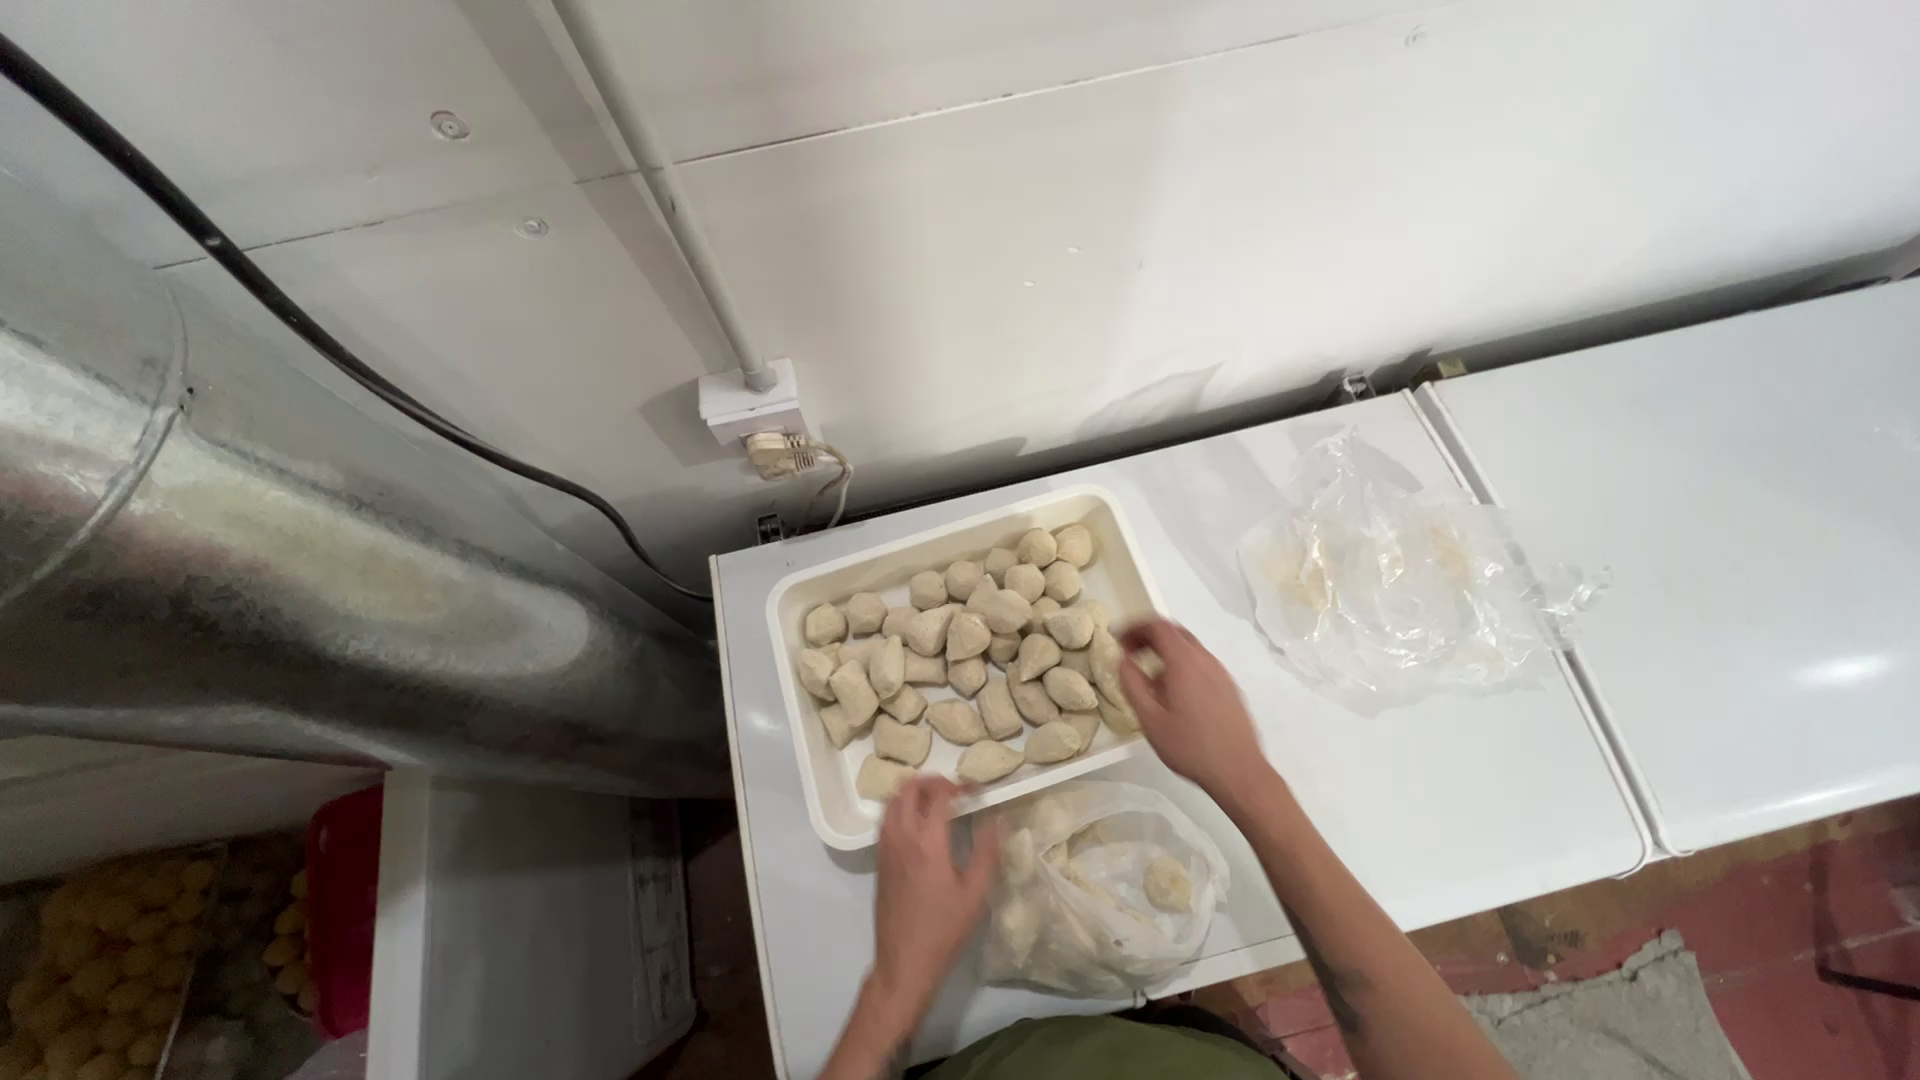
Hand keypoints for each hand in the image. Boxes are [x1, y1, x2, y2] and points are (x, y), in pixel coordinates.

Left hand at [870, 776, 999, 1012]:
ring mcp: (885, 847)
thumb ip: (987, 852)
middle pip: (908, 788)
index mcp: (927, 842)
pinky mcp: (879, 859)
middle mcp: (901, 837)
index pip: (939, 795)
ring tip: (937, 802)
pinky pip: (886, 819)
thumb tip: (995, 820)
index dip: (959, 786)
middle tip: (954, 792)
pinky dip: (901, 808)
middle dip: (932, 781)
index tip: (977, 791)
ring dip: (913, 792)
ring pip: (892, 800)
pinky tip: (919, 825)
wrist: (904, 962)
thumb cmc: (944, 930)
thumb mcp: (975, 894)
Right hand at [1118, 617, 1270, 797]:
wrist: (1239, 771)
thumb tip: (1123, 660)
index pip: (1158, 626)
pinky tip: (1175, 694)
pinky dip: (1182, 664)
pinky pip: (1201, 664)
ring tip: (1150, 677)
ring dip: (1166, 651)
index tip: (1118, 639)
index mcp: (1184, 662)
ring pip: (1190, 648)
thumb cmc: (1190, 747)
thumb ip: (1132, 684)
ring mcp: (1221, 673)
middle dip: (1149, 636)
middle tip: (1130, 652)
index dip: (1135, 627)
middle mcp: (1205, 660)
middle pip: (1175, 632)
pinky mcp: (1230, 687)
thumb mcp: (1149, 720)